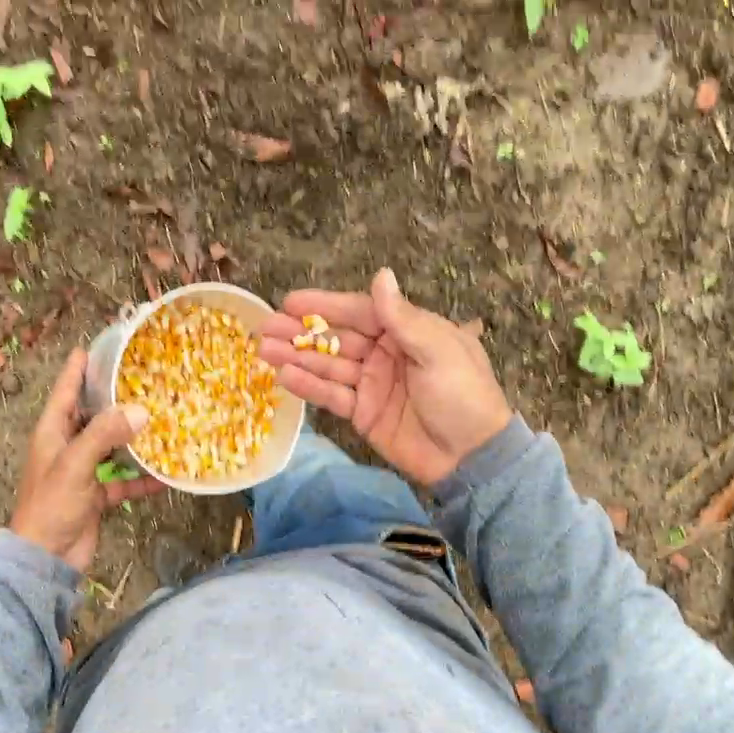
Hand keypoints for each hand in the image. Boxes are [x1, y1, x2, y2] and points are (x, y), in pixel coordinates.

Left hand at [9, 348, 165, 572]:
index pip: (66, 391)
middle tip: (144, 379)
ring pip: (111, 447)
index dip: (79, 368)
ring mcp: (82, 472)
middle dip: (115, 399)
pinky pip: (122, 481)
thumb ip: (105, 435)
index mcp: (52, 432)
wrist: (46, 558)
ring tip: (161, 418)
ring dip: (133, 438)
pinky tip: (166, 474)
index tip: (96, 345)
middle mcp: (66, 447)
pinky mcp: (96, 497)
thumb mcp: (76, 465)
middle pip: (92, 415)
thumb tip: (140, 411)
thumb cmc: (50, 506)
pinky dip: (141, 478)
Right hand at [260, 268, 512, 486]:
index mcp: (407, 330)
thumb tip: (381, 275)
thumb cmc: (463, 396)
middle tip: (264, 327)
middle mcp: (385, 354)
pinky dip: (308, 387)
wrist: (470, 456)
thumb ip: (403, 318)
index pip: (358, 311)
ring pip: (328, 366)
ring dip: (296, 358)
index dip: (324, 305)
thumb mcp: (439, 351)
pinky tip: (284, 378)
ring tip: (263, 351)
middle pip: (336, 338)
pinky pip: (331, 396)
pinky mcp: (363, 414)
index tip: (289, 302)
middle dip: (300, 332)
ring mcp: (371, 385)